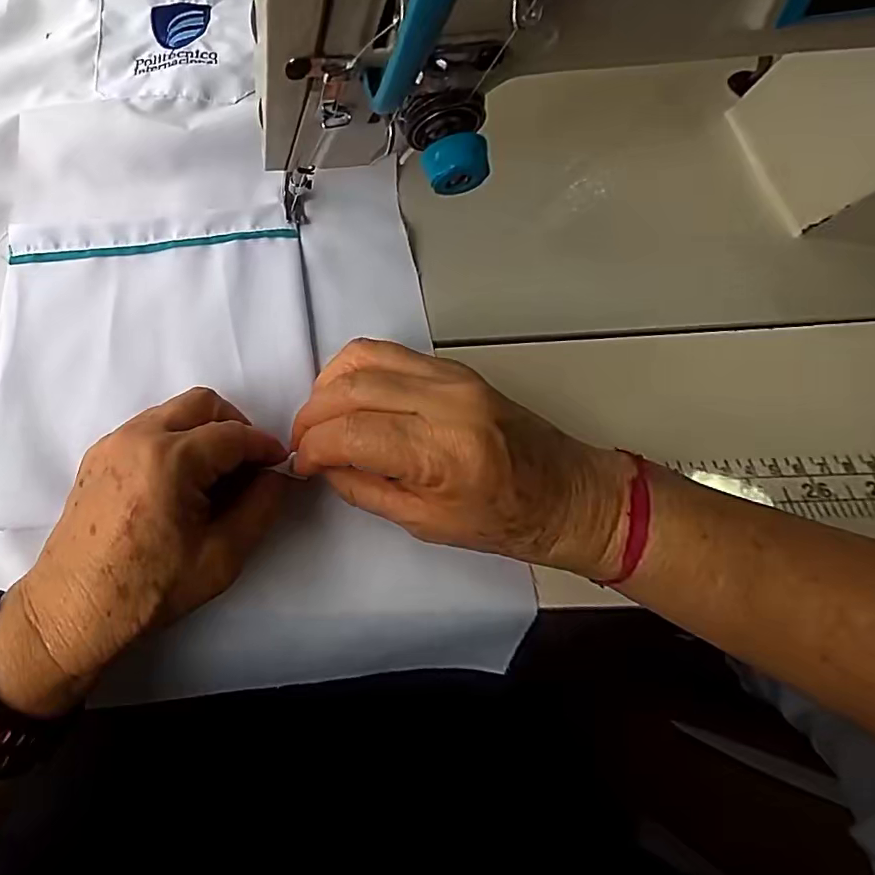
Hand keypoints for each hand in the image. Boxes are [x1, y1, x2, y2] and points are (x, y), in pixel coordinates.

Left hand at [0, 388, 290, 715]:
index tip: (278, 464)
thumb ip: (259, 508)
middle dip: (233, 425)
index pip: (232, 433)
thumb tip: (276, 477)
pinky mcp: (96, 456)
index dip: (264, 446)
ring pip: (169, 413)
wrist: (75, 604)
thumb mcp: (220, 556)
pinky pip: (143, 429)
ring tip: (214, 477)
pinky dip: (170, 440)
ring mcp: (111, 443)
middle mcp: (136, 438)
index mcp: (168, 458)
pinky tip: (178, 482)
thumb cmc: (145, 589)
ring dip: (200, 431)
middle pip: (199, 404)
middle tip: (248, 464)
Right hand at [288, 339, 631, 578]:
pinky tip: (347, 397)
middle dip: (310, 417)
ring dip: (326, 387)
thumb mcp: (421, 522)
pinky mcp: (451, 367)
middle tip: (303, 441)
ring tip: (322, 416)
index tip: (303, 463)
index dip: (312, 447)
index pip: (349, 433)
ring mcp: (450, 378)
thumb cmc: (503, 521)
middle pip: (348, 389)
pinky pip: (382, 352)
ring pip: (359, 359)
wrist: (571, 495)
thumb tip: (321, 461)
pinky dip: (351, 371)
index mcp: (443, 454)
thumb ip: (360, 487)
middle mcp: (446, 405)